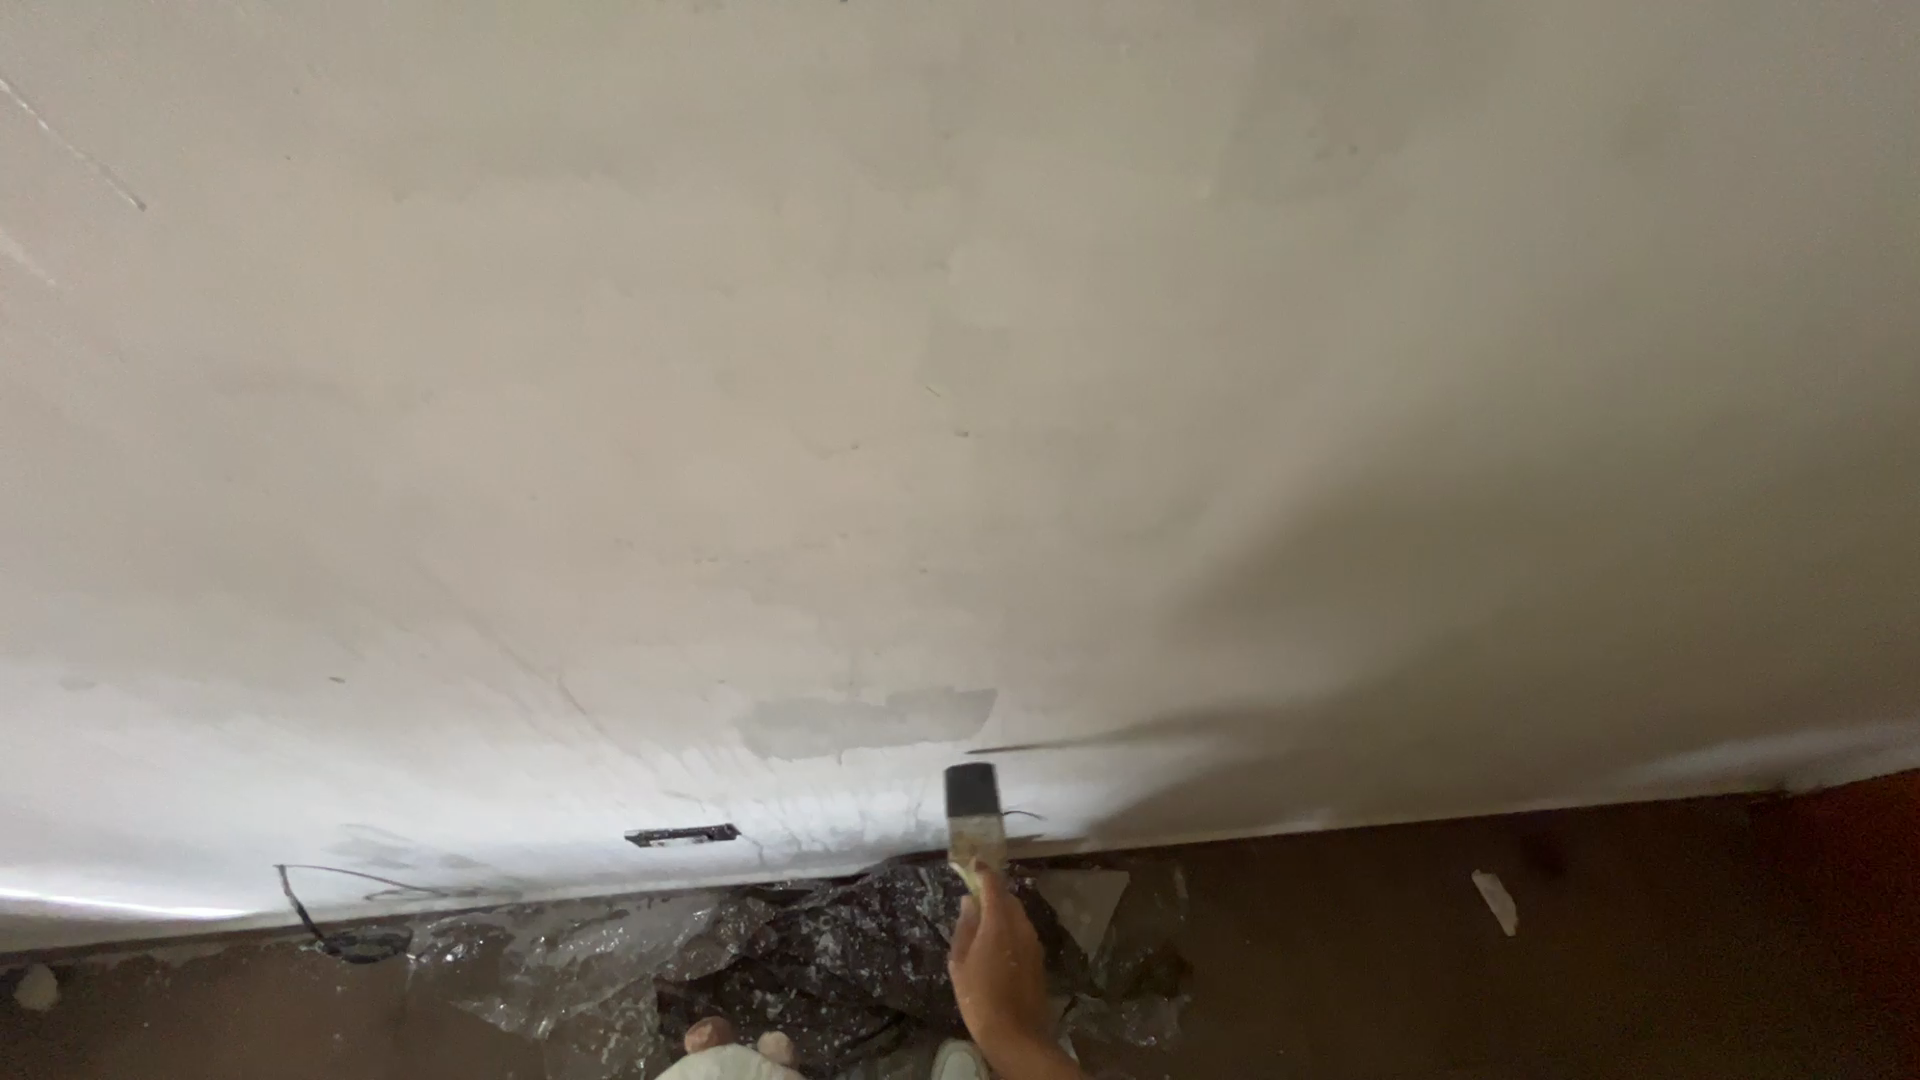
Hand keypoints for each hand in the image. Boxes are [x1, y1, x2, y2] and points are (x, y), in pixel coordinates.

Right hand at [948, 864, 1055, 1059]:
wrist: (1016, 1035)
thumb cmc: (979, 998)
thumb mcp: (959, 962)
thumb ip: (964, 926)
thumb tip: (969, 901)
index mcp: (999, 922)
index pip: (992, 884)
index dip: (982, 870)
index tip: (972, 863)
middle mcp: (1020, 925)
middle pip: (1007, 897)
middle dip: (992, 892)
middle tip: (974, 898)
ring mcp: (1033, 941)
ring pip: (1017, 914)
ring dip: (1002, 911)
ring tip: (984, 924)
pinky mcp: (1039, 957)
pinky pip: (1022, 931)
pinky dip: (1010, 928)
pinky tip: (998, 946)